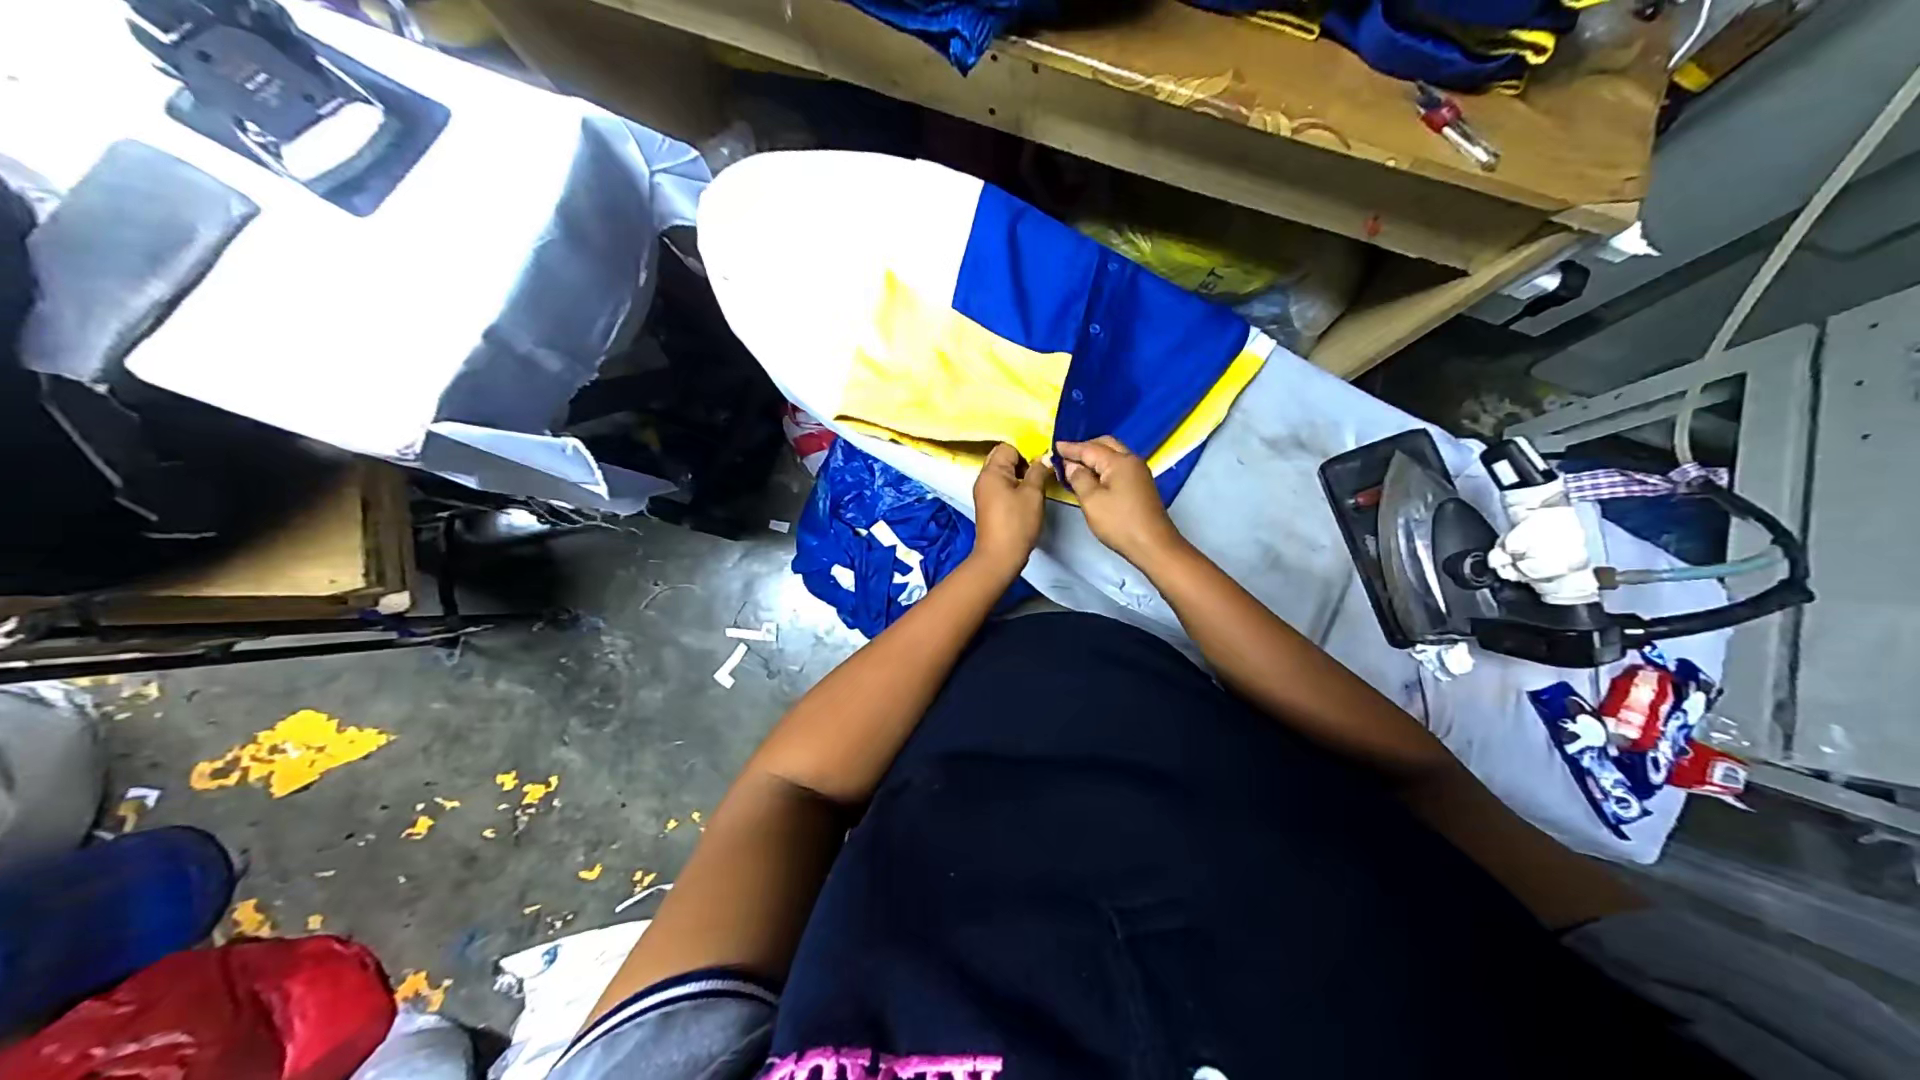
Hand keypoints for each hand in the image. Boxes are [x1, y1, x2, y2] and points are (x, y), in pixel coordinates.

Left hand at [970, 443, 1047, 574]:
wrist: (1000, 556)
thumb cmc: (1017, 523)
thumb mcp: (1033, 494)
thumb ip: (1039, 471)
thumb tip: (1045, 457)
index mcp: (991, 471)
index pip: (1008, 447)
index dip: (1026, 451)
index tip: (1041, 463)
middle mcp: (983, 478)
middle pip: (1003, 458)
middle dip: (1023, 461)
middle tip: (1039, 473)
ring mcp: (984, 492)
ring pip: (1003, 472)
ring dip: (1020, 475)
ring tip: (1036, 485)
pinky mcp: (988, 504)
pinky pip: (1001, 486)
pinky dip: (1014, 486)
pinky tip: (1026, 496)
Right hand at [1055, 437, 1185, 567]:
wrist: (1153, 544)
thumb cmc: (1119, 522)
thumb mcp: (1091, 501)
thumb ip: (1079, 478)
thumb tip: (1072, 465)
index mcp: (1119, 461)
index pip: (1090, 449)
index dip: (1071, 448)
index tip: (1055, 446)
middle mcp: (1131, 461)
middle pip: (1106, 445)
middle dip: (1085, 447)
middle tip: (1066, 454)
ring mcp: (1138, 472)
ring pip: (1114, 454)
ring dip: (1095, 456)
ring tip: (1076, 465)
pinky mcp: (1140, 484)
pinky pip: (1118, 466)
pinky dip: (1104, 466)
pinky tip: (1093, 476)